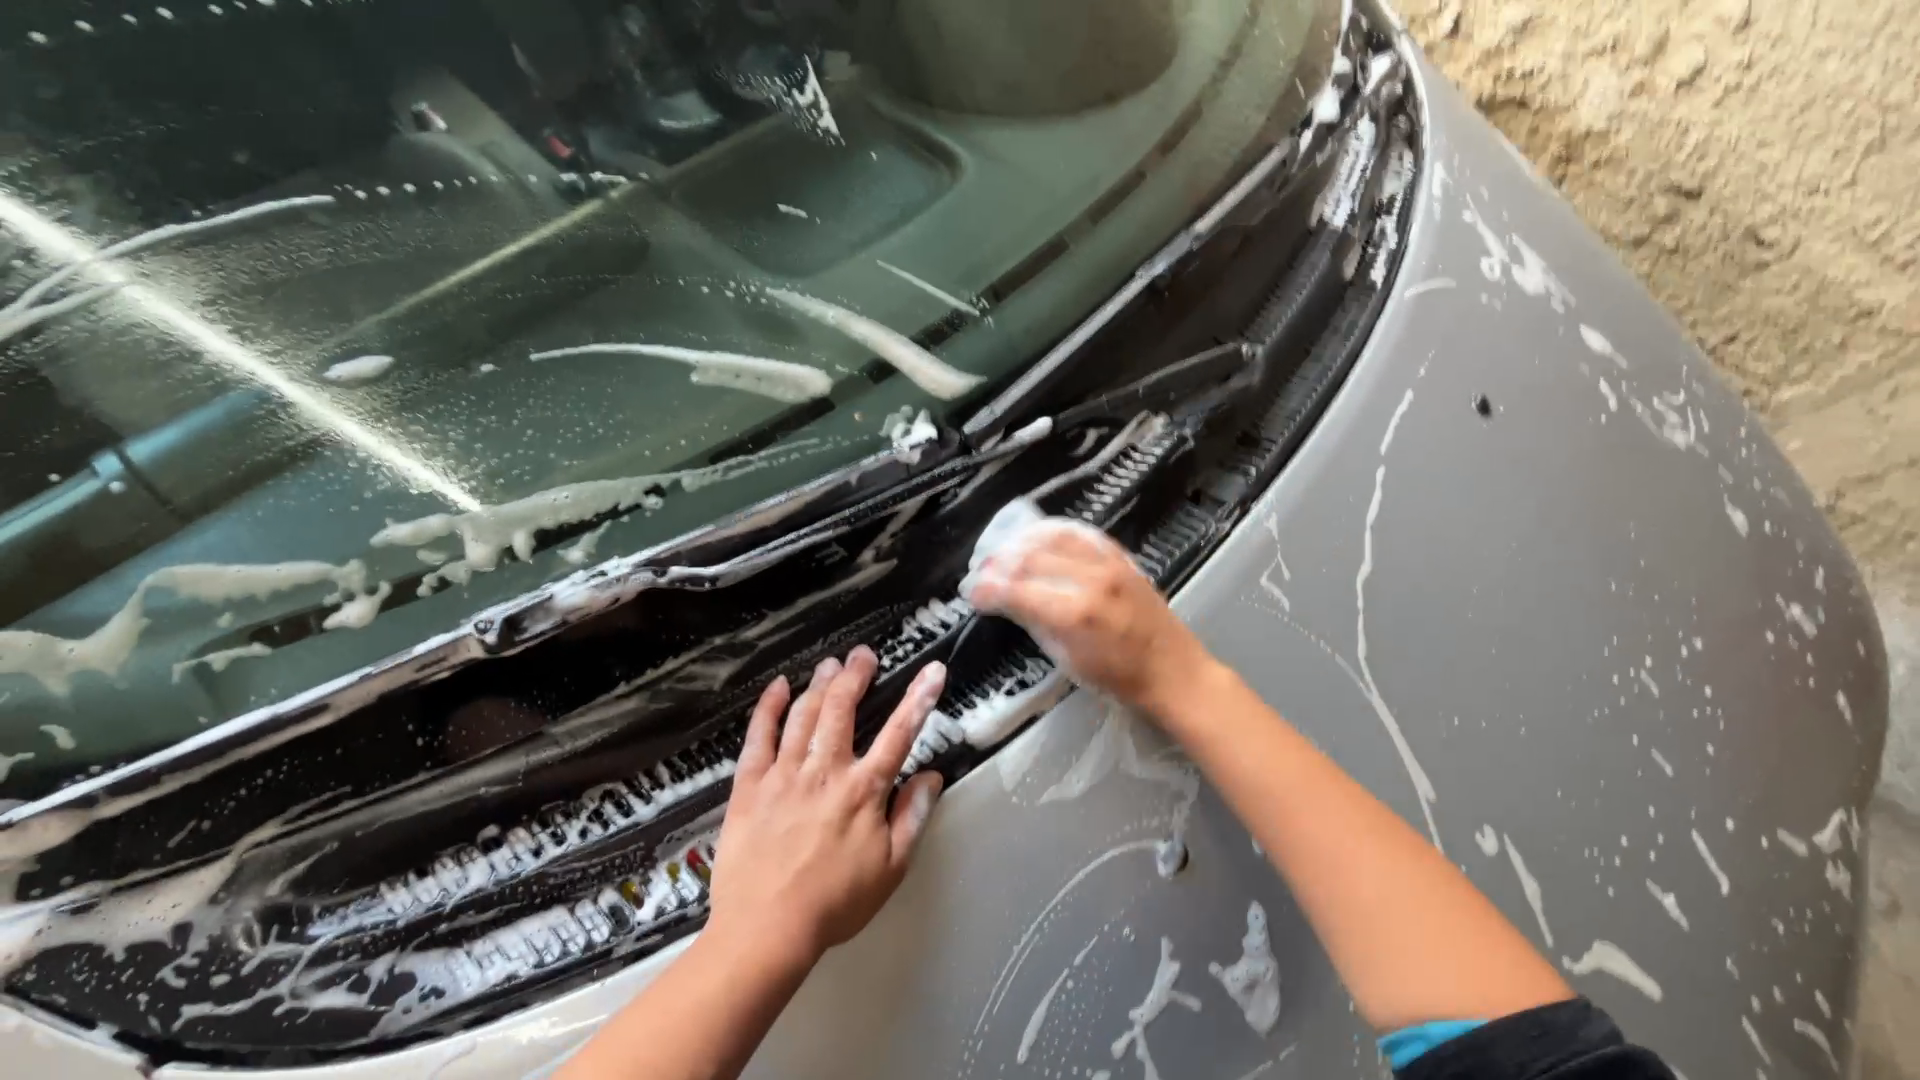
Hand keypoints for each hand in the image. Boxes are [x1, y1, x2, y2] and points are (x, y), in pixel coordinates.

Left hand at [707, 648, 946, 967]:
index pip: (899, 734)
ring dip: (820, 684)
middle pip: (843, 710)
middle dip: (856, 676)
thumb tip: (932, 776)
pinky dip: (770, 708)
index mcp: (863, 790)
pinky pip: (759, 737)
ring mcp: (784, 774)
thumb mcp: (891, 868)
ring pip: (804, 715)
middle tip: (864, 655)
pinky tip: (779, 687)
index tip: (933, 669)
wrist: (766, 928)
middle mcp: (825, 771)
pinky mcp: (749, 785)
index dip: (919, 698)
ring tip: (831, 663)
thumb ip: (912, 816)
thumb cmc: (836, 903)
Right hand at [963, 520, 1209, 711]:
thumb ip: (1036, 624)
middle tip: (981, 570)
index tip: (971, 592)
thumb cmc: (1119, 679)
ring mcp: (1109, 565)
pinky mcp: (1123, 560)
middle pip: (1030, 558)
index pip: (1016, 591)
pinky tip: (1039, 536)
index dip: (987, 590)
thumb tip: (1006, 602)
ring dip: (1023, 541)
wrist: (1173, 672)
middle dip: (998, 563)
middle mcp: (1090, 581)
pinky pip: (1083, 535)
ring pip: (1054, 538)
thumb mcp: (1067, 661)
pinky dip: (1056, 532)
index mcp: (1074, 613)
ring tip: (1004, 549)